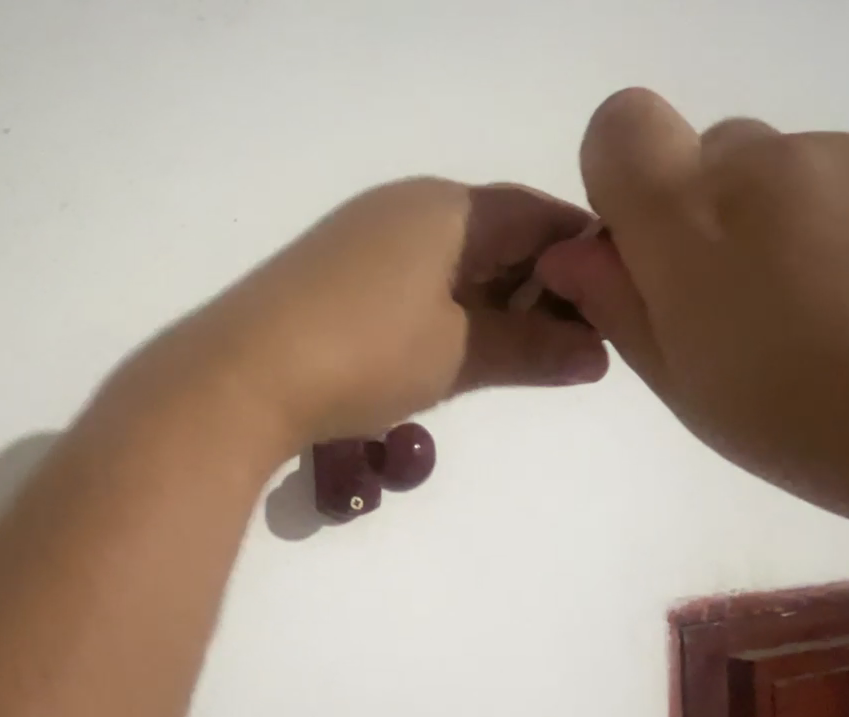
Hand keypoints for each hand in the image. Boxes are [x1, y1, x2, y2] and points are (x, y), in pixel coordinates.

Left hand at [189, 178, 608, 446]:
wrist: (240, 377)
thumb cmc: (365, 355)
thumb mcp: (459, 354)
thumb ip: (534, 350)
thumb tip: (598, 355)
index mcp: (451, 208)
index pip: (542, 218)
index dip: (583, 264)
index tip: (608, 316)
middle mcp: (407, 207)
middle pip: (496, 238)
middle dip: (534, 292)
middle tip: (558, 352)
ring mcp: (361, 236)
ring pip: (450, 264)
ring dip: (485, 308)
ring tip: (501, 361)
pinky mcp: (329, 273)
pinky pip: (408, 282)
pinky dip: (438, 314)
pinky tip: (437, 356)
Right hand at [534, 88, 848, 527]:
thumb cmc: (822, 427)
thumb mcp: (689, 389)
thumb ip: (622, 309)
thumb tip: (575, 253)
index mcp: (694, 216)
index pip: (619, 128)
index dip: (617, 185)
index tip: (643, 263)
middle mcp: (774, 162)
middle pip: (706, 158)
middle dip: (699, 224)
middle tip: (738, 324)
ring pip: (783, 178)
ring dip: (775, 237)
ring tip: (825, 334)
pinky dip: (844, 239)